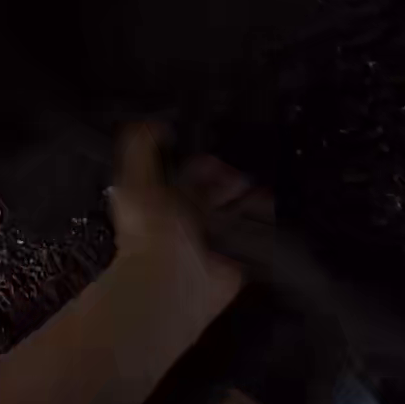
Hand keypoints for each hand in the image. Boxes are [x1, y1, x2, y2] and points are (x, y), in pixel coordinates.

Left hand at [106, 124, 265, 316]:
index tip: (214, 159)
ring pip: (234, 217)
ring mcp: (210, 242)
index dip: (201, 165)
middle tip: (241, 174)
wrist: (168, 278)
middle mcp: (186, 221)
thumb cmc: (148, 231)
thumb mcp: (135, 178)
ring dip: (250, 203)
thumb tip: (150, 125)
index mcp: (163, 201)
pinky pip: (253, 245)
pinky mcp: (232, 263)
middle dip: (229, 182)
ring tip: (262, 191)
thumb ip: (140, 149)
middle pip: (214, 195)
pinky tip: (269, 216)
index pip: (186, 177)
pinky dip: (263, 232)